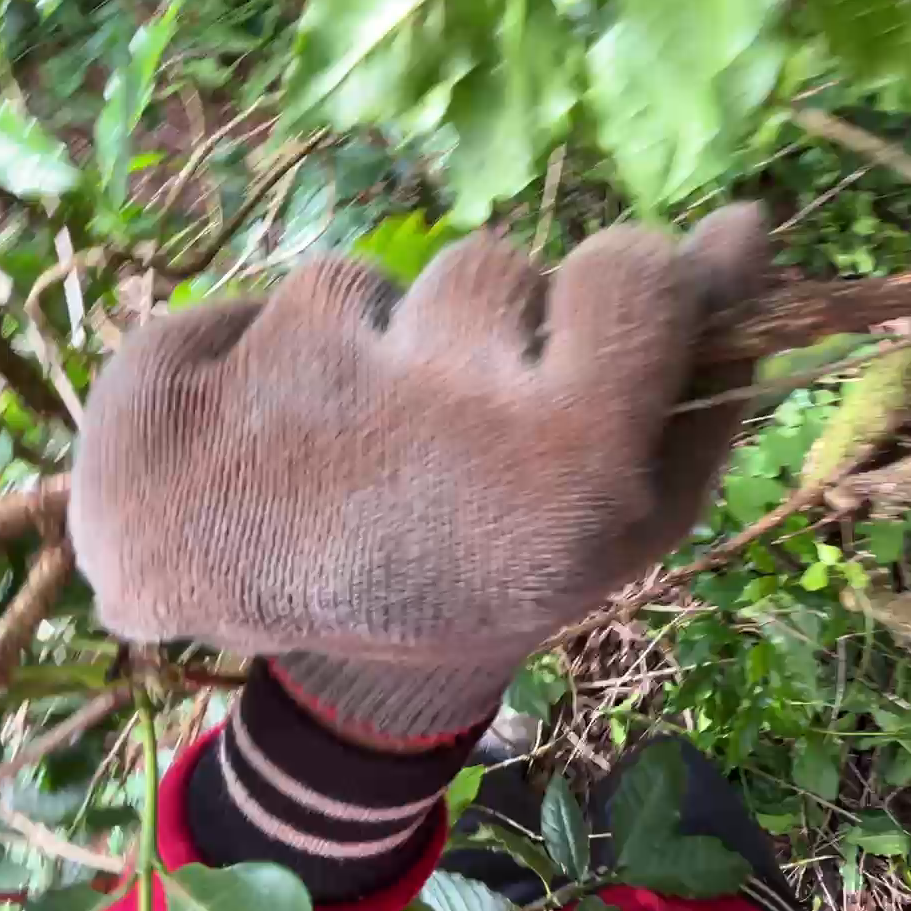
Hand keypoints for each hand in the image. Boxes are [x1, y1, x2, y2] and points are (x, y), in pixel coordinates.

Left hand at [70, 205, 768, 741]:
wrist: (358, 682)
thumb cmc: (526, 572)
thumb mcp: (646, 509)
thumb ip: (715, 376)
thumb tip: (749, 228)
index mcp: (566, 463)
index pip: (630, 276)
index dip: (627, 289)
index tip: (605, 328)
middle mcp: (435, 417)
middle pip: (489, 269)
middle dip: (486, 334)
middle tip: (461, 434)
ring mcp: (288, 401)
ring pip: (356, 284)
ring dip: (371, 352)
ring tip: (362, 452)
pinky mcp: (162, 406)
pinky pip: (233, 312)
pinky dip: (255, 365)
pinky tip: (268, 450)